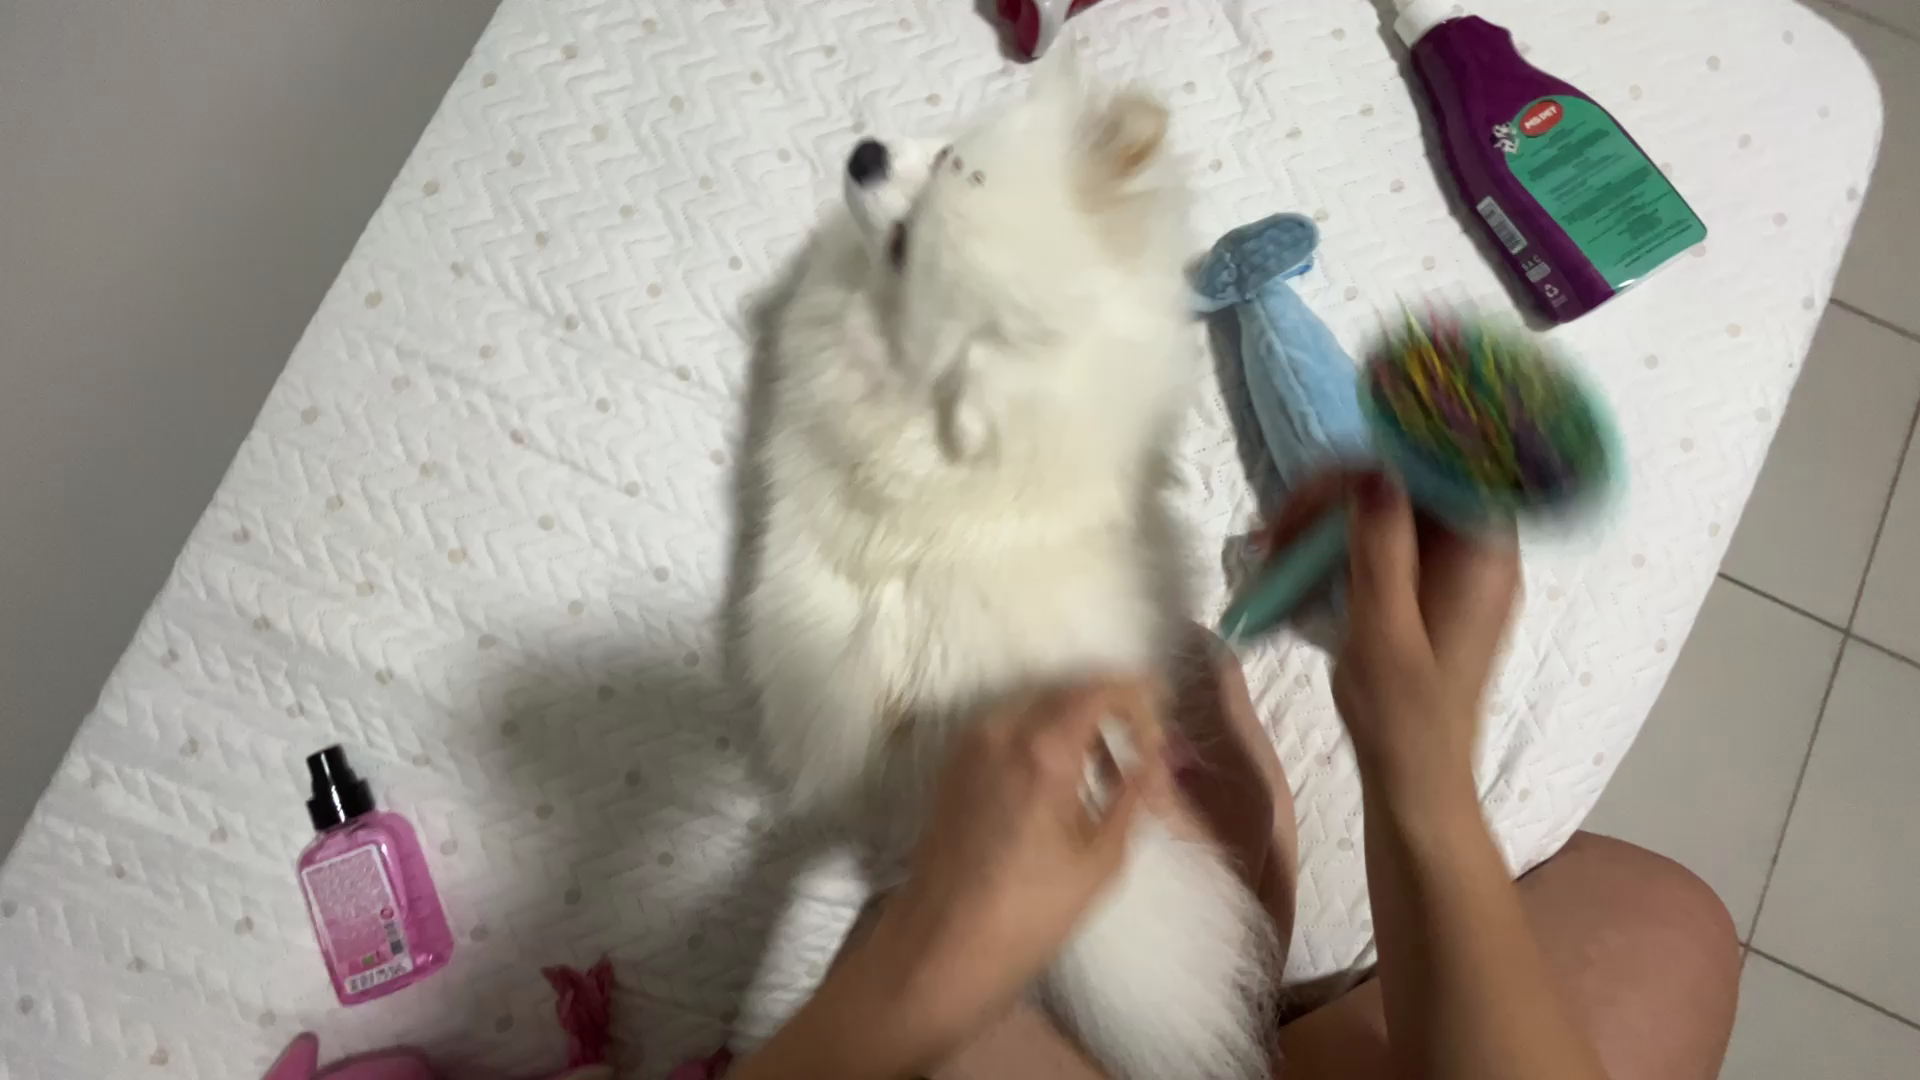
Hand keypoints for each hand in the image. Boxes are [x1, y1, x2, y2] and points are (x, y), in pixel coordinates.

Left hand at [852, 679, 1170, 1053]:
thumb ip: (1133, 793)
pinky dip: (1043, 734)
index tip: (1161, 707)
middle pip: (1067, 690)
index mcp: (1042, 749)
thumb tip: (1155, 756)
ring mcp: (972, 739)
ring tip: (1106, 771)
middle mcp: (1002, 728)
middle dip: (1109, 708)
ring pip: (1037, 705)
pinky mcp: (956, 756)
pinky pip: (1010, 724)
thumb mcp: (1100, 858)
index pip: (1097, 689)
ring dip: (1076, 722)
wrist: (943, 940)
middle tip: (1140, 743)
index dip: (1135, 693)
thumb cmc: (1030, 910)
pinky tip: (1063, 776)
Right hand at [1261, 471, 1519, 808]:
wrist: (1413, 774)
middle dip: (1334, 499)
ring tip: (1272, 551)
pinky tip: (1294, 566)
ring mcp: (1449, 571)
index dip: (1377, 467)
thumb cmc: (1402, 714)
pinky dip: (1334, 548)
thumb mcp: (1384, 631)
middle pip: (1406, 488)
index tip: (1314, 495)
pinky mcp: (1423, 589)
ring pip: (1385, 514)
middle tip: (1274, 533)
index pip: (1439, 472)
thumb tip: (1376, 473)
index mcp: (1483, 559)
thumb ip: (1382, 550)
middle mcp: (1475, 554)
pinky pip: (1379, 544)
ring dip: (1325, 524)